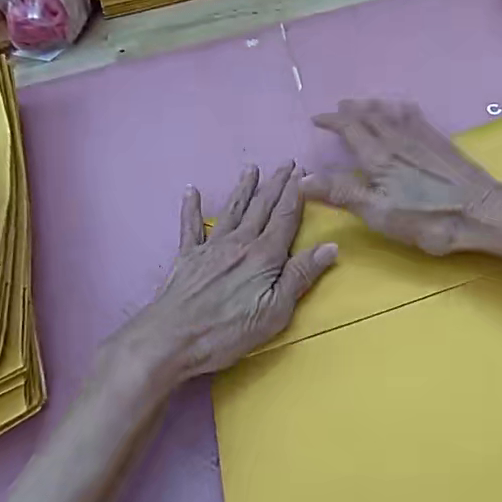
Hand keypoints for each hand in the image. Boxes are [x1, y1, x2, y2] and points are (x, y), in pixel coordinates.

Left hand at [107, 163, 337, 387]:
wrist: (171, 338)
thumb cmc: (228, 331)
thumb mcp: (274, 311)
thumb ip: (300, 276)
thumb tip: (330, 246)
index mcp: (264, 256)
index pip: (285, 217)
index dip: (295, 194)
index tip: (302, 172)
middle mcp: (239, 243)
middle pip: (261, 208)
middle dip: (276, 184)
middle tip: (286, 163)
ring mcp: (210, 248)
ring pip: (232, 211)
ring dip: (244, 189)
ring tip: (251, 169)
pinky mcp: (187, 257)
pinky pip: (190, 227)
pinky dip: (192, 208)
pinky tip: (192, 191)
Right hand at [302, 99, 501, 254]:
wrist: (482, 212)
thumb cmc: (427, 218)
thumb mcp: (378, 212)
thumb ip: (341, 193)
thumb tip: (302, 179)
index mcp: (378, 156)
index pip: (349, 128)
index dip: (331, 121)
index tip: (317, 119)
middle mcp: (397, 139)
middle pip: (370, 116)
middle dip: (351, 110)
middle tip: (339, 108)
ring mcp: (422, 138)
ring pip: (391, 112)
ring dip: (373, 105)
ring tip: (364, 103)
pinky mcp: (441, 142)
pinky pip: (414, 116)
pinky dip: (399, 109)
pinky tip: (402, 109)